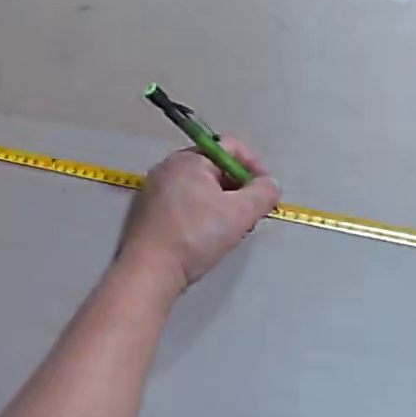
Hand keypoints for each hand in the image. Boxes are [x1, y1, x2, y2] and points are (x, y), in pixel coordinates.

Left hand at [115, 139, 280, 292]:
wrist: (149, 269)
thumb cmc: (196, 235)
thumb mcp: (240, 212)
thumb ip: (263, 192)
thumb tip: (269, 184)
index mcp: (187, 160)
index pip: (229, 147)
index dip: (254, 166)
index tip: (266, 192)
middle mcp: (165, 169)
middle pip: (213, 168)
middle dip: (238, 188)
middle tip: (250, 214)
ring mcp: (152, 191)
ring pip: (198, 189)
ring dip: (220, 204)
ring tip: (231, 229)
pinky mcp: (146, 213)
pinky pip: (181, 204)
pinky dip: (199, 214)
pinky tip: (205, 237)